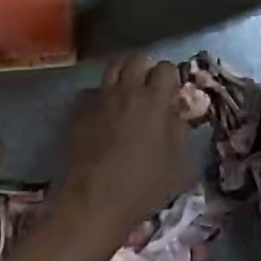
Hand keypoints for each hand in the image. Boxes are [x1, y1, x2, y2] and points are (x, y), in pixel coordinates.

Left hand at [59, 56, 196, 233]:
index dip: (171, 77)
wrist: (97, 202)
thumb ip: (180, 128)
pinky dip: (101, 95)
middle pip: (137, 58)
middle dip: (146, 67)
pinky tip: (105, 111)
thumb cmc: (145, 185)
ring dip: (124, 73)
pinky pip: (92, 91)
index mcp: (154, 99)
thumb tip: (177, 111)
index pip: (165, 67)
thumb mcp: (178, 161)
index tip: (172, 92)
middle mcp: (127, 90)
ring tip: (128, 90)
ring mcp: (101, 99)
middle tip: (150, 86)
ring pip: (112, 67)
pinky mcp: (80, 112)